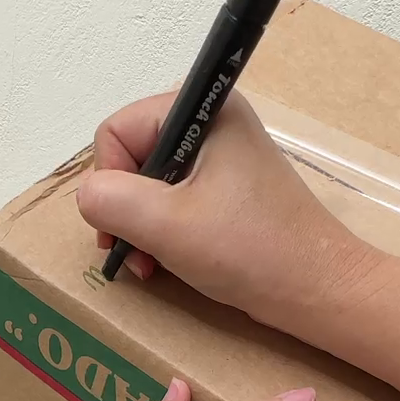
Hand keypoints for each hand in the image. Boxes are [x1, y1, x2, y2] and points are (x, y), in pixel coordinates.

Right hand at [78, 91, 385, 330]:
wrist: (313, 289)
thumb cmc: (247, 251)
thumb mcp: (167, 225)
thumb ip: (112, 202)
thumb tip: (86, 196)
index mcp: (203, 111)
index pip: (117, 130)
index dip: (107, 182)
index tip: (118, 228)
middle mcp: (209, 124)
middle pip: (130, 158)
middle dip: (122, 211)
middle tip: (132, 255)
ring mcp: (217, 159)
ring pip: (146, 186)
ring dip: (137, 230)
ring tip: (148, 266)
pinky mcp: (223, 192)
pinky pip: (169, 204)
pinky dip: (158, 235)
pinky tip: (164, 264)